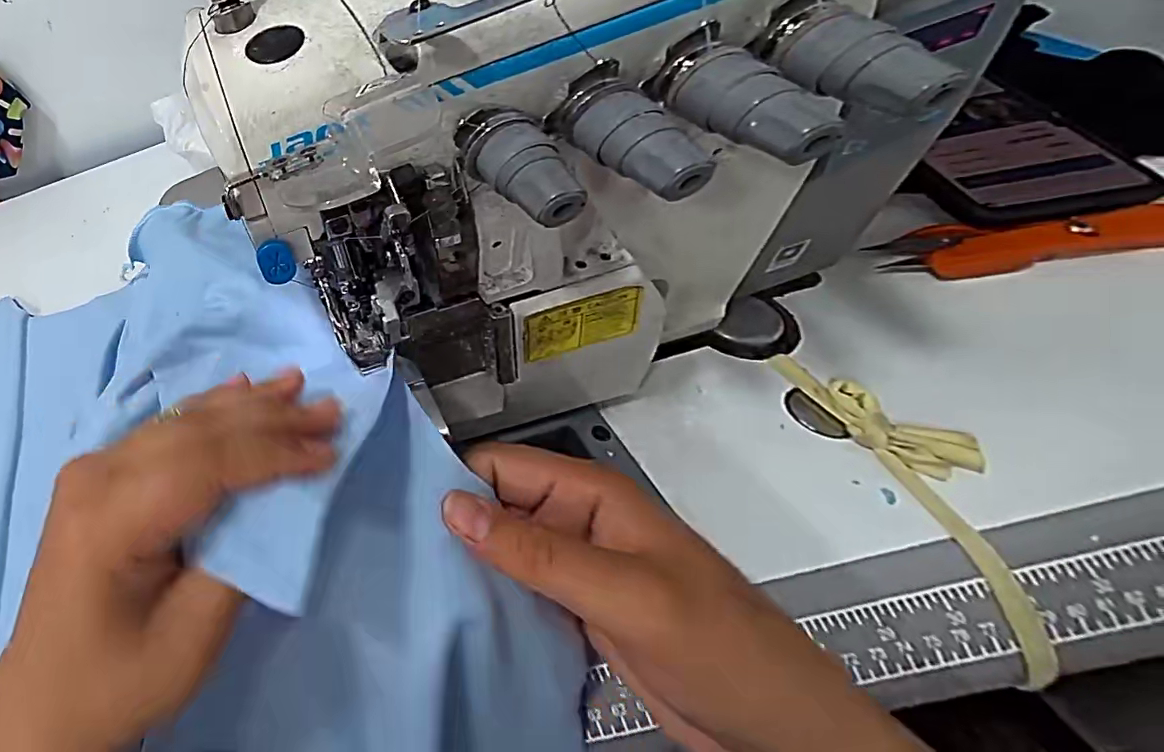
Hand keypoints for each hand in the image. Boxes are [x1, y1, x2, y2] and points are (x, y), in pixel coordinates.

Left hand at [0, 370, 341, 751]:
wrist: (43, 699)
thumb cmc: (117, 679)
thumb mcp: (189, 639)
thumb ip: (237, 558)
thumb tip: (279, 498)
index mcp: (110, 517)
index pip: (205, 463)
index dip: (271, 452)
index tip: (327, 449)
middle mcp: (96, 474)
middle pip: (194, 432)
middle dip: (266, 418)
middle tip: (326, 408)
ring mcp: (93, 467)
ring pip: (180, 421)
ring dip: (243, 405)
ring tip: (293, 385)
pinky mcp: (99, 472)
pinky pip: (162, 429)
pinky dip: (207, 410)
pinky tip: (236, 389)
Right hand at [441, 444, 923, 751]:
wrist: (782, 731)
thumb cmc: (724, 646)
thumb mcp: (626, 592)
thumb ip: (538, 550)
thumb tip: (453, 507)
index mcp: (589, 493)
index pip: (500, 465)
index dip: (456, 480)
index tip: (410, 508)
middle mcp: (576, 519)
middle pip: (495, 504)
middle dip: (456, 523)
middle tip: (408, 550)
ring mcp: (576, 564)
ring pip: (503, 546)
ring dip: (472, 561)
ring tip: (426, 579)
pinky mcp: (576, 603)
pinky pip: (519, 585)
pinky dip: (494, 593)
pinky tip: (467, 609)